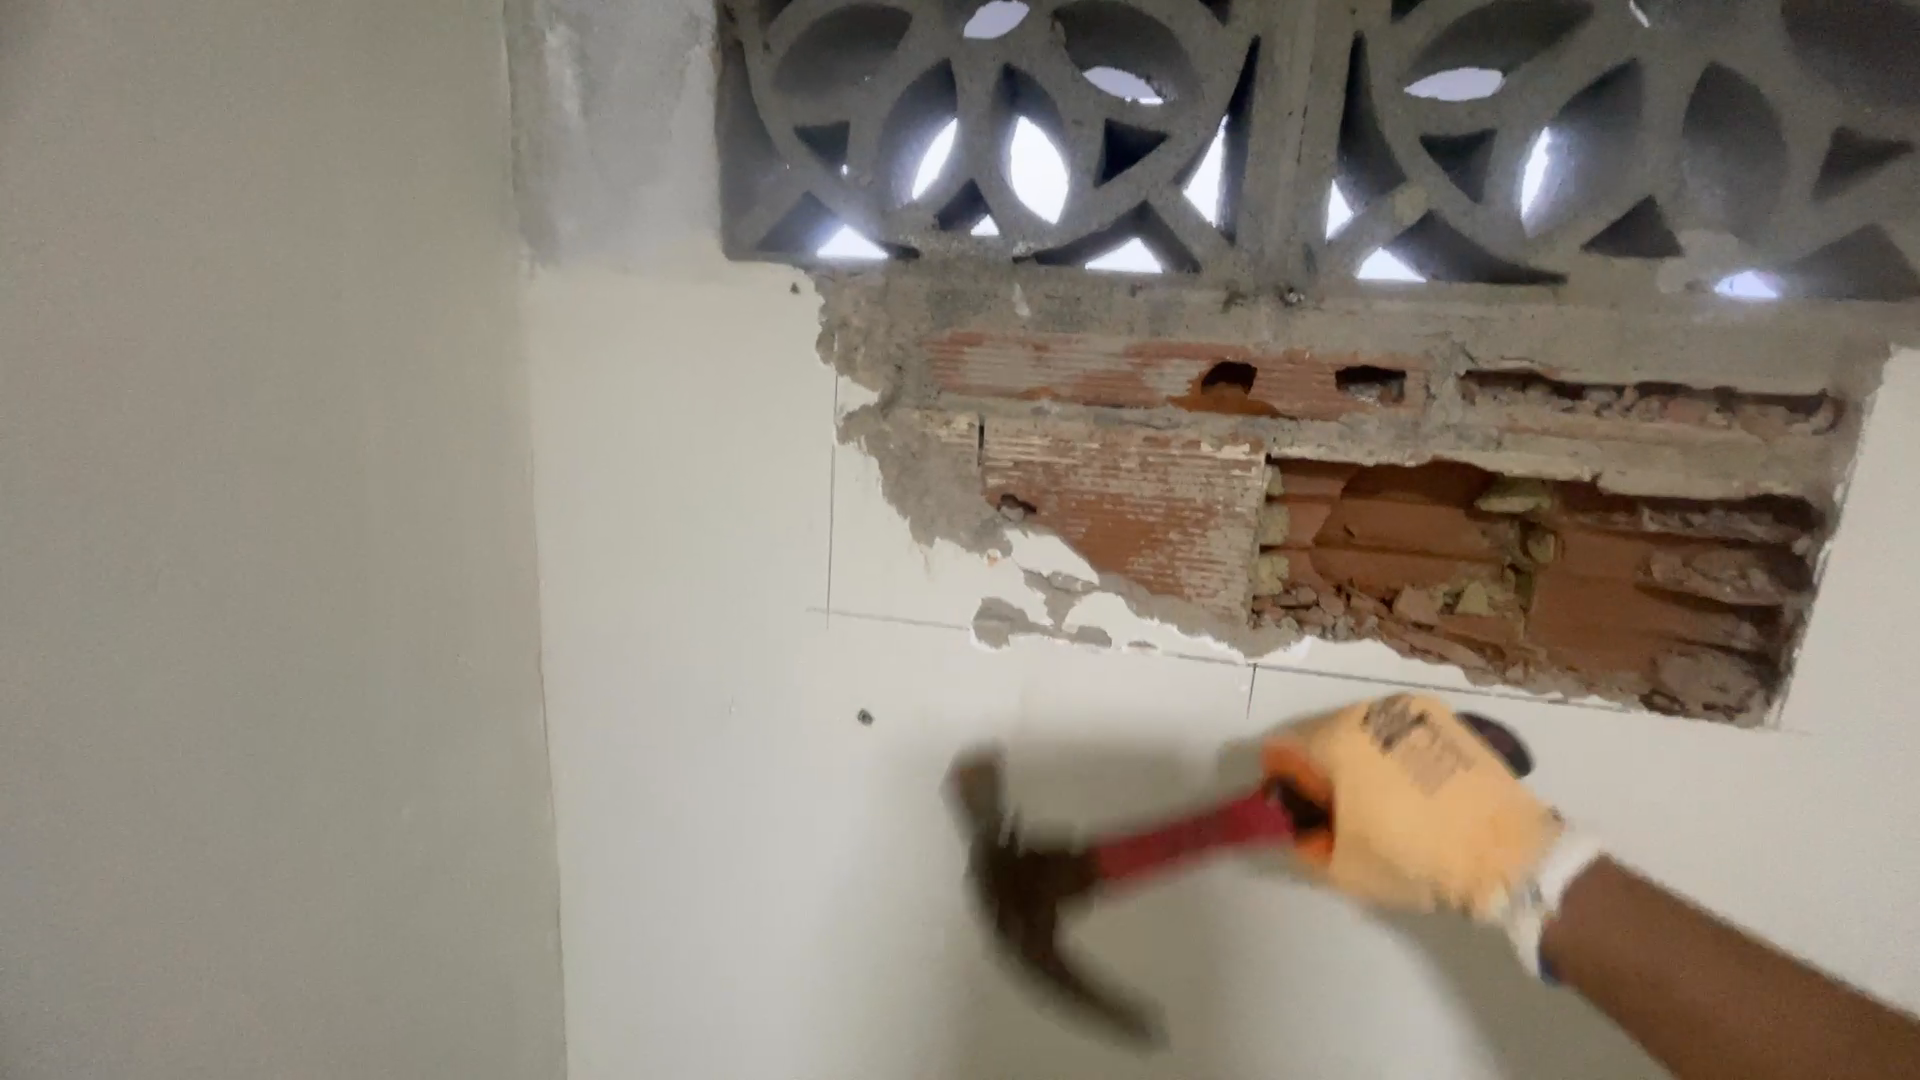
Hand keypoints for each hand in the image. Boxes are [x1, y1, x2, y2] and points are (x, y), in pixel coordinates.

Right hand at [1262, 694, 1560, 919]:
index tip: (1303, 814)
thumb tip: (1295, 830)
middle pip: (1322, 738)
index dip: (1284, 786)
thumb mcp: (1343, 867)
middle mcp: (1366, 712)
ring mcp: (1411, 712)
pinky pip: (1403, 734)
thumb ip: (1303, 843)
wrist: (1510, 857)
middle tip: (1345, 813)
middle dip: (1325, 772)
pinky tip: (1420, 791)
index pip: (1281, 752)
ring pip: (1365, 734)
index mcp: (1333, 739)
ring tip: (1389, 803)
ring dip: (1362, 761)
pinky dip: (1398, 756)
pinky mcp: (1448, 721)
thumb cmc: (1415, 858)